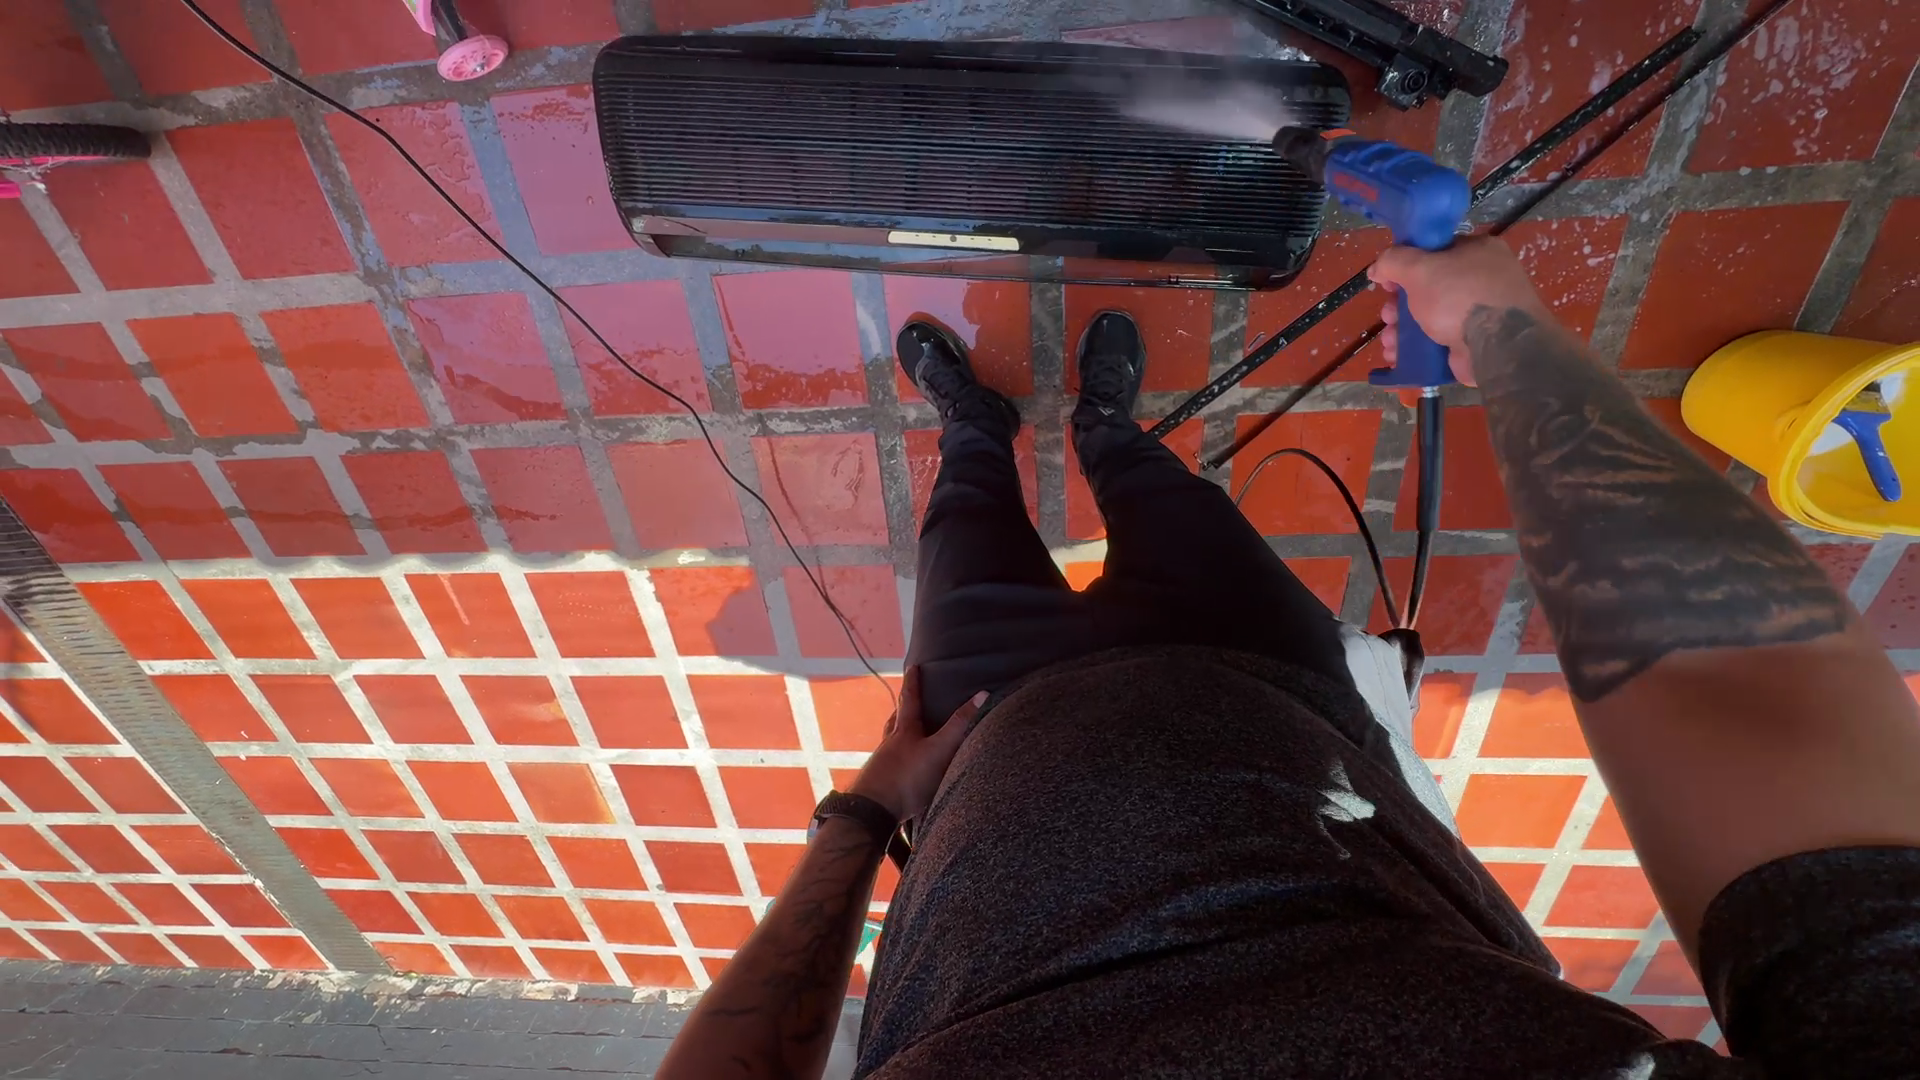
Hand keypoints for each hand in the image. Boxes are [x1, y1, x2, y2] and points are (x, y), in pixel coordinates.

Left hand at [847, 668, 985, 821]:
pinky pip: (892, 766)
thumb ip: (960, 725)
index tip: (913, 667)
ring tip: (906, 736)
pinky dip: (899, 762)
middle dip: (902, 709)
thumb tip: (982, 694)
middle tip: (907, 701)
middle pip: (895, 720)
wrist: (872, 812)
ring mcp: (883, 764)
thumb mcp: (939, 749)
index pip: (910, 700)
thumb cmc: (907, 776)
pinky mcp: (881, 785)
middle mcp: (890, 743)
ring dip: (898, 736)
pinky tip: (904, 771)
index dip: (913, 683)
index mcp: (904, 731)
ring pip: (891, 742)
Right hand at [1369, 236, 1549, 386]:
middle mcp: (1480, 279)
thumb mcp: (1420, 269)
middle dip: (1398, 308)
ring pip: (1426, 318)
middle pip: (1425, 290)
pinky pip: (1434, 340)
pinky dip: (1414, 349)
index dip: (1405, 267)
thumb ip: (1393, 261)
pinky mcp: (1472, 340)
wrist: (1497, 343)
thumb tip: (1377, 268)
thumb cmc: (1459, 297)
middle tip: (1388, 318)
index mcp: (1476, 252)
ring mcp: (1478, 311)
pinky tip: (1398, 356)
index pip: (1434, 253)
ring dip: (1400, 331)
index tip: (1388, 284)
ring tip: (1390, 343)